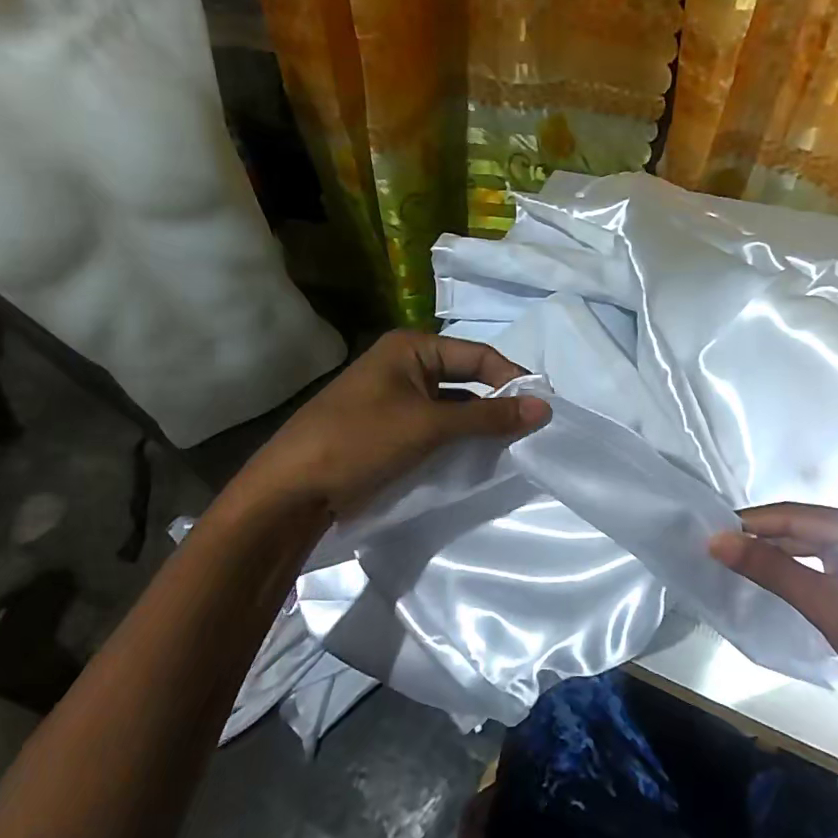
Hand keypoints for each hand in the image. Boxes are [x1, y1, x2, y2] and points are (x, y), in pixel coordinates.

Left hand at [234, 330, 551, 520]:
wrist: (292, 489)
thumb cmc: (361, 441)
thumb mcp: (429, 426)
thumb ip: (488, 416)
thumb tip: (544, 407)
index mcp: (410, 348)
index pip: (477, 355)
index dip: (512, 378)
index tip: (543, 409)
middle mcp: (403, 365)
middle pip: (465, 379)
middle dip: (497, 403)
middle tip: (532, 430)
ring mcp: (394, 398)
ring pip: (451, 406)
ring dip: (478, 425)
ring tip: (511, 447)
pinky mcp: (388, 428)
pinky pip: (434, 426)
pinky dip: (456, 439)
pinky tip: (476, 458)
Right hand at [708, 503, 837, 703]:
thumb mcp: (822, 604)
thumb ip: (769, 568)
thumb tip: (715, 541)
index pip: (791, 514)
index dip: (748, 523)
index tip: (710, 535)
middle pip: (804, 524)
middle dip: (762, 537)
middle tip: (721, 551)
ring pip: (815, 541)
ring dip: (780, 550)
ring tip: (742, 562)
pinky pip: (829, 556)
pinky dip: (801, 563)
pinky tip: (780, 575)